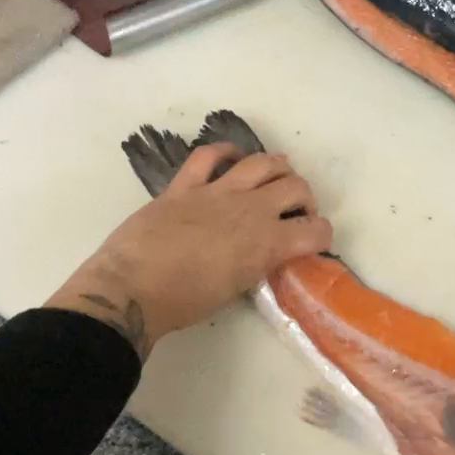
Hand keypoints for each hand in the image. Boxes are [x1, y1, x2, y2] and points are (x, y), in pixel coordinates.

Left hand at [46, 143, 332, 357]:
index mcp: (268, 243)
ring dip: (278, 168)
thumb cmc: (185, 302)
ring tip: (276, 178)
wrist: (132, 290)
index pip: (316, 230)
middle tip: (295, 211)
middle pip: (296, 186)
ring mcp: (217, 192)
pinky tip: (232, 157)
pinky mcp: (185, 185)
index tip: (314, 241)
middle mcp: (251, 210)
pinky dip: (226, 152)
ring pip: (262, 163)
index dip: (322, 235)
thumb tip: (265, 253)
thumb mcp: (238, 289)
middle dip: (305, 198)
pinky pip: (209, 155)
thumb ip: (259, 263)